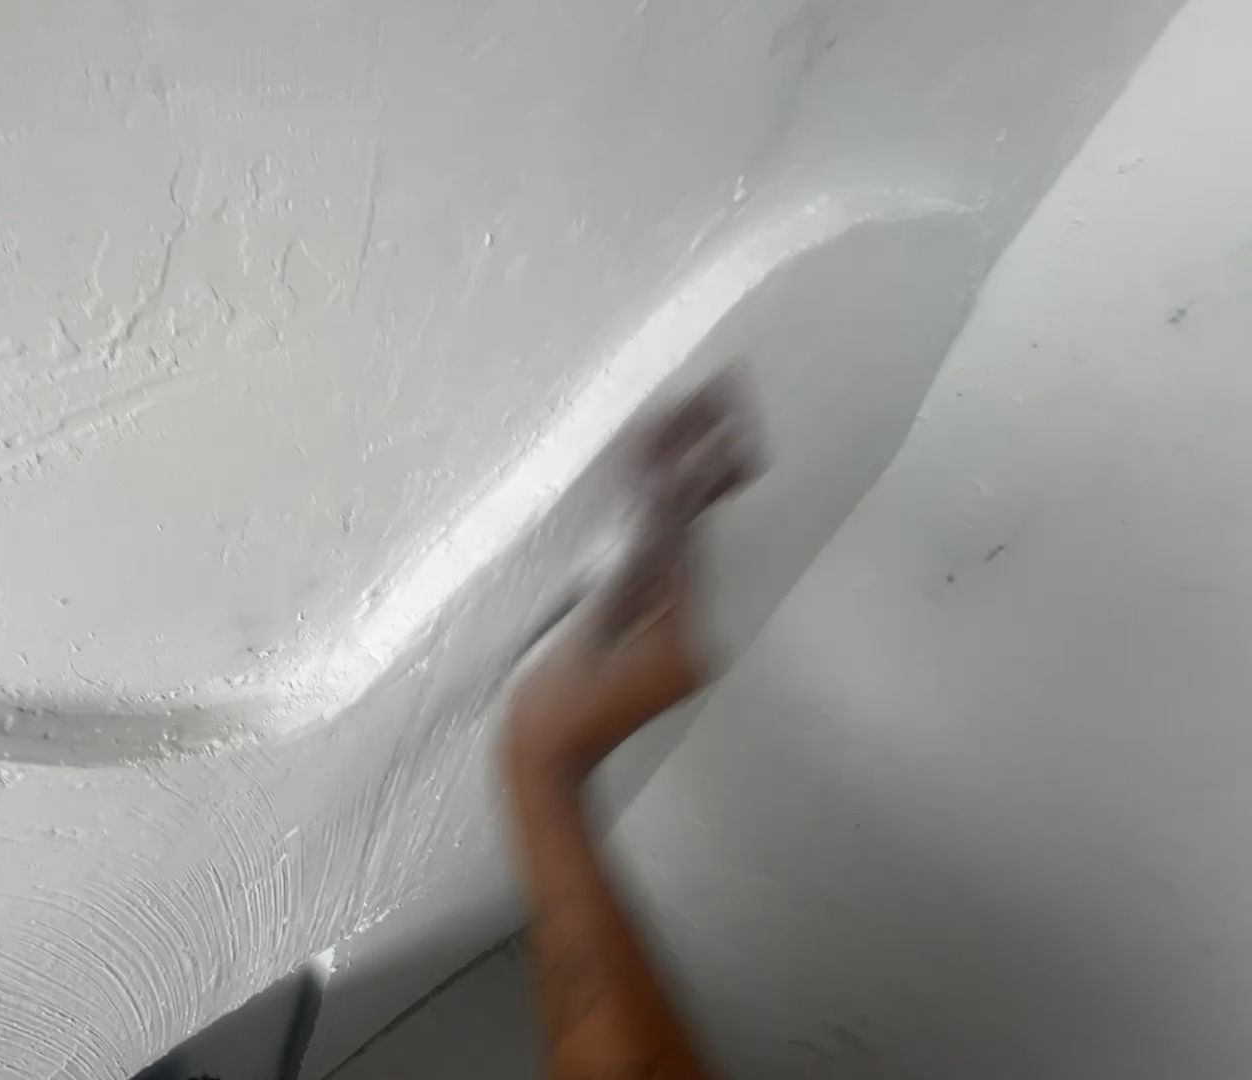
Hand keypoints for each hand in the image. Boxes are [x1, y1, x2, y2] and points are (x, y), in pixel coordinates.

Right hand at [506, 370, 760, 786]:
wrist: (546, 766)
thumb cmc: (547, 711)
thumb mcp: (574, 644)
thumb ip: (616, 582)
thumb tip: (656, 519)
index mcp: (675, 631)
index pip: (682, 530)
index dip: (688, 465)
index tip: (698, 407)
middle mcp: (690, 627)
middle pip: (698, 529)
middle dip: (706, 459)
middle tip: (722, 390)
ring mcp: (676, 632)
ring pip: (686, 543)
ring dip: (690, 481)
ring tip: (702, 420)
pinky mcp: (657, 634)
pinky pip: (666, 564)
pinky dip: (667, 518)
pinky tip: (665, 486)